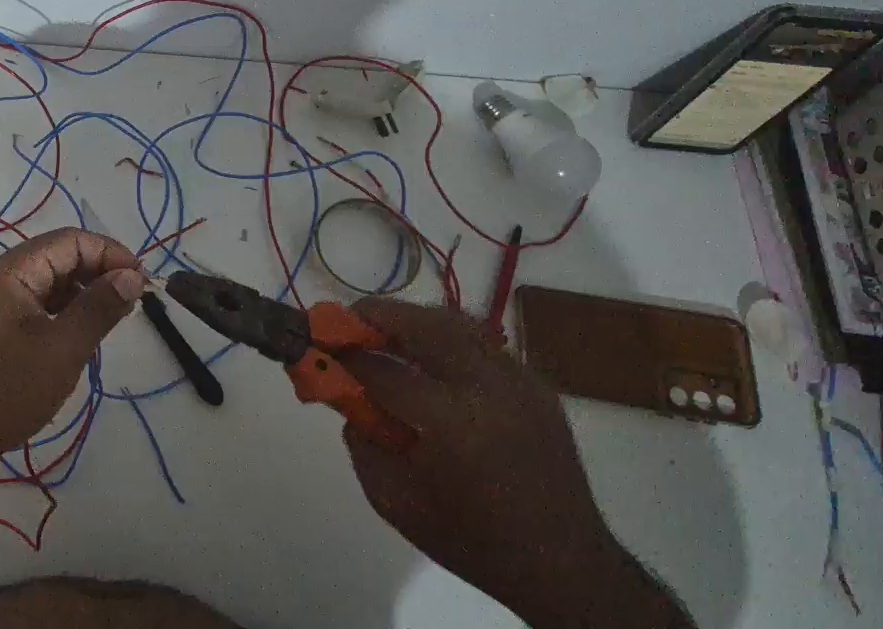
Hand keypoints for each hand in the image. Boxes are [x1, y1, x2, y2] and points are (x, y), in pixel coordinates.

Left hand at [0, 228, 145, 478]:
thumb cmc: (6, 389)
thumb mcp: (61, 349)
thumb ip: (98, 309)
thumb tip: (131, 276)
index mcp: (13, 270)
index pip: (70, 240)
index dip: (110, 253)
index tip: (143, 283)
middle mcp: (3, 277)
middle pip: (61, 256)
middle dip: (100, 271)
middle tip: (134, 302)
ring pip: (53, 282)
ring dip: (86, 293)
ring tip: (116, 319)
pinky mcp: (0, 328)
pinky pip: (41, 306)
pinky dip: (67, 312)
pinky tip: (86, 335)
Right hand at [337, 299, 687, 627]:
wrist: (566, 567)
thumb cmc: (472, 540)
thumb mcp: (393, 501)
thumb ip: (361, 441)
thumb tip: (347, 395)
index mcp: (451, 424)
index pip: (380, 368)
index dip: (342, 353)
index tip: (316, 344)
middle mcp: (488, 391)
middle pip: (423, 325)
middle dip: (377, 316)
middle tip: (347, 322)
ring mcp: (519, 384)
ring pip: (457, 323)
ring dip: (413, 321)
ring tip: (386, 334)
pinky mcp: (537, 387)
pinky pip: (483, 344)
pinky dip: (448, 341)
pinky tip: (432, 364)